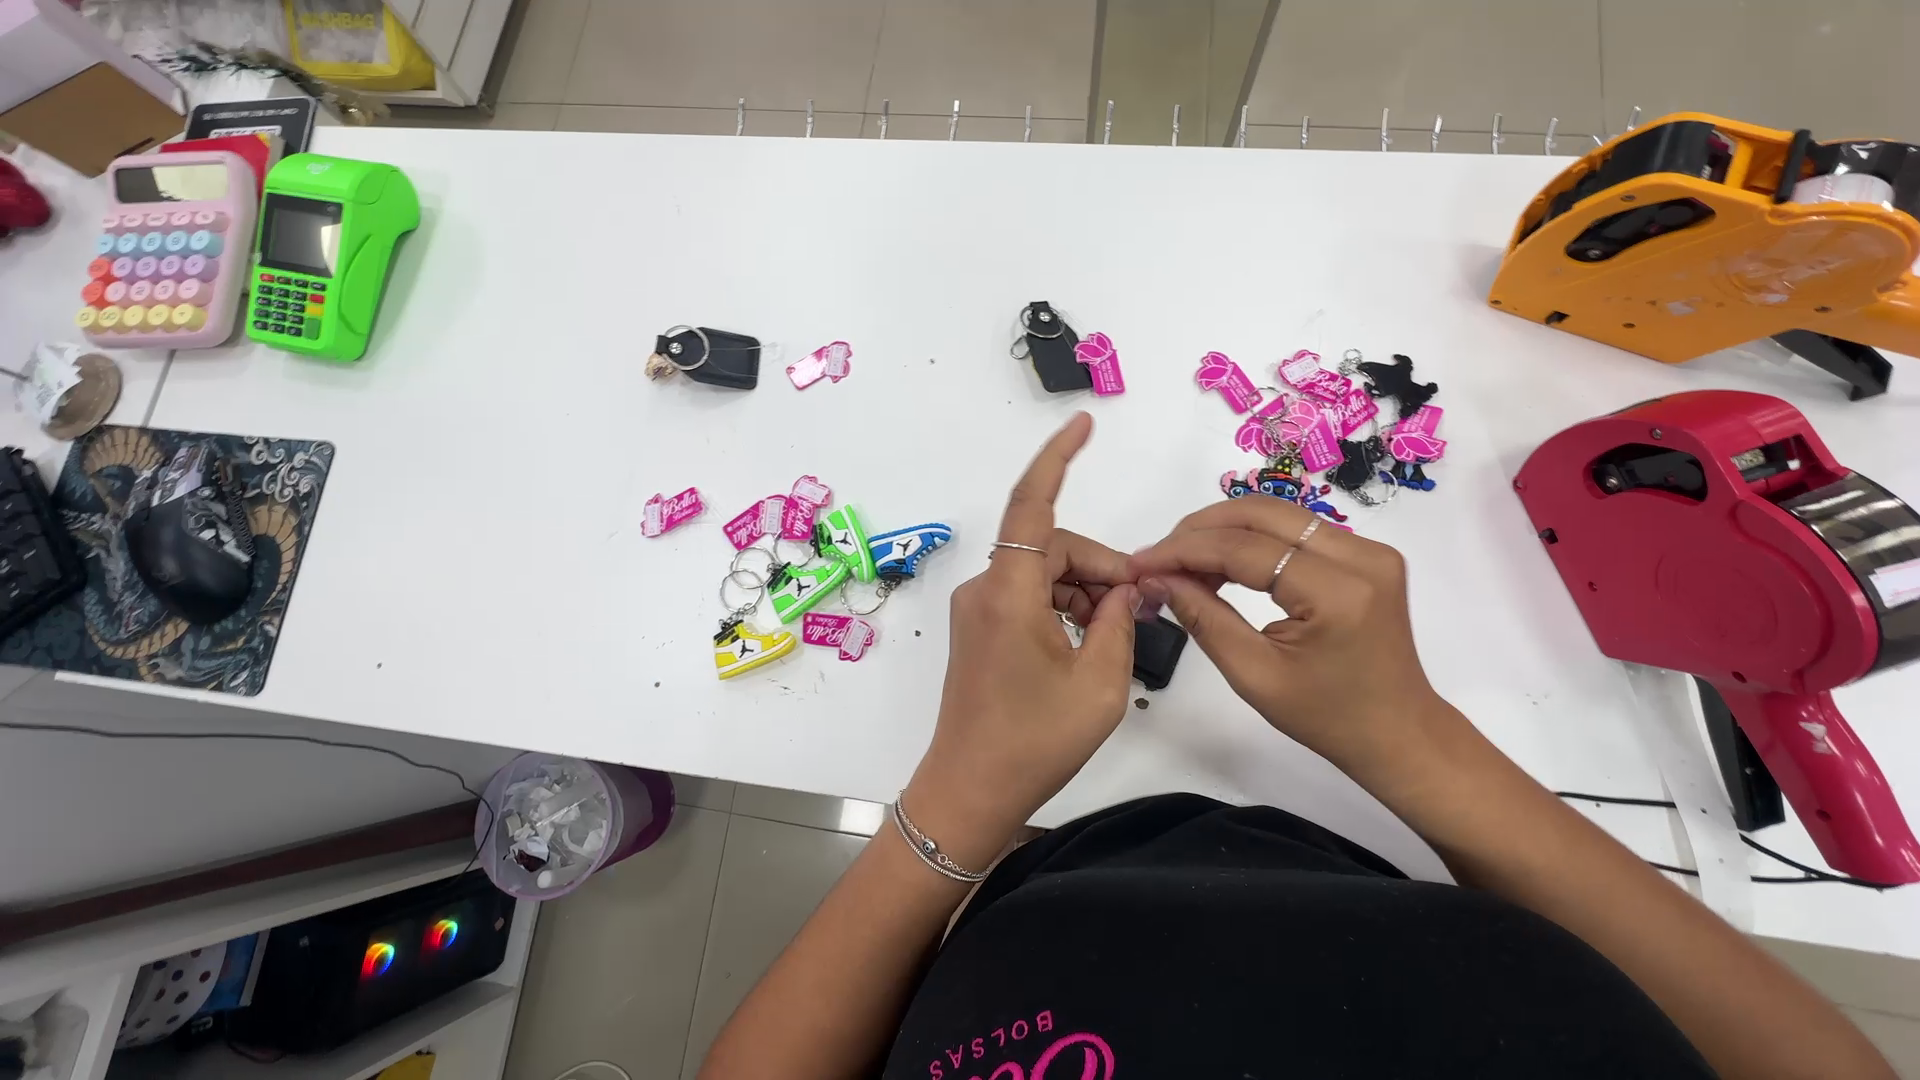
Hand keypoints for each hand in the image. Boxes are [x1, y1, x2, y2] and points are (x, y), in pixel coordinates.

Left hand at [904, 413, 1139, 870]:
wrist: (968, 791)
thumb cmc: (1035, 742)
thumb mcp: (1101, 684)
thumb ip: (1120, 623)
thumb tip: (1126, 590)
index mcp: (1010, 594)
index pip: (1032, 506)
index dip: (1057, 459)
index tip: (1082, 424)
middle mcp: (986, 590)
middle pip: (1052, 548)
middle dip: (1102, 568)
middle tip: (1141, 611)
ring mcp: (979, 610)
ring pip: (1043, 573)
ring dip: (1085, 592)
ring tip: (1117, 636)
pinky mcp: (980, 630)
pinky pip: (1028, 596)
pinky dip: (1063, 607)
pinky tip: (1088, 642)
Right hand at [1128, 497, 1443, 766]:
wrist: (1397, 732)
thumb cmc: (1325, 717)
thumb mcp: (1253, 674)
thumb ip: (1203, 617)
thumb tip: (1155, 578)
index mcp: (1338, 592)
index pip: (1244, 548)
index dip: (1184, 551)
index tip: (1138, 563)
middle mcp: (1361, 556)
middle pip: (1261, 513)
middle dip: (1199, 530)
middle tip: (1156, 557)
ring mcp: (1369, 550)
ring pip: (1277, 513)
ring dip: (1221, 530)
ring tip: (1180, 561)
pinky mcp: (1365, 554)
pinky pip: (1294, 529)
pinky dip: (1249, 538)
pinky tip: (1219, 562)